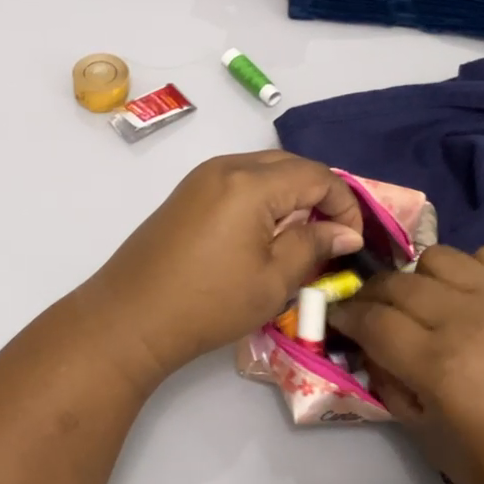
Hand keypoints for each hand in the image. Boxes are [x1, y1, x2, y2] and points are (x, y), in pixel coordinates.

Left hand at [73, 153, 364, 385]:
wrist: (130, 318)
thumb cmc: (208, 303)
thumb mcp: (273, 280)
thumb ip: (314, 246)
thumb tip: (345, 232)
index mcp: (251, 183)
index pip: (316, 175)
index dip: (345, 203)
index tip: (353, 240)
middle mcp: (226, 167)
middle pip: (289, 165)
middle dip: (319, 194)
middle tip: (332, 236)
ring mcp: (202, 178)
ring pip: (263, 170)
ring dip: (290, 195)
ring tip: (302, 238)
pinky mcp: (187, 194)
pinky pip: (239, 182)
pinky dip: (263, 199)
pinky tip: (265, 235)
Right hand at [330, 245, 483, 483]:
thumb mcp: (433, 446)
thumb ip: (394, 392)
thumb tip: (372, 356)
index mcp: (438, 365)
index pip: (370, 320)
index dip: (343, 317)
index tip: (335, 320)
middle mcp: (468, 319)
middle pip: (397, 283)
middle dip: (371, 296)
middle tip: (369, 314)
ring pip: (439, 258)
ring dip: (418, 278)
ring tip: (423, 303)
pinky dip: (469, 269)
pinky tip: (471, 297)